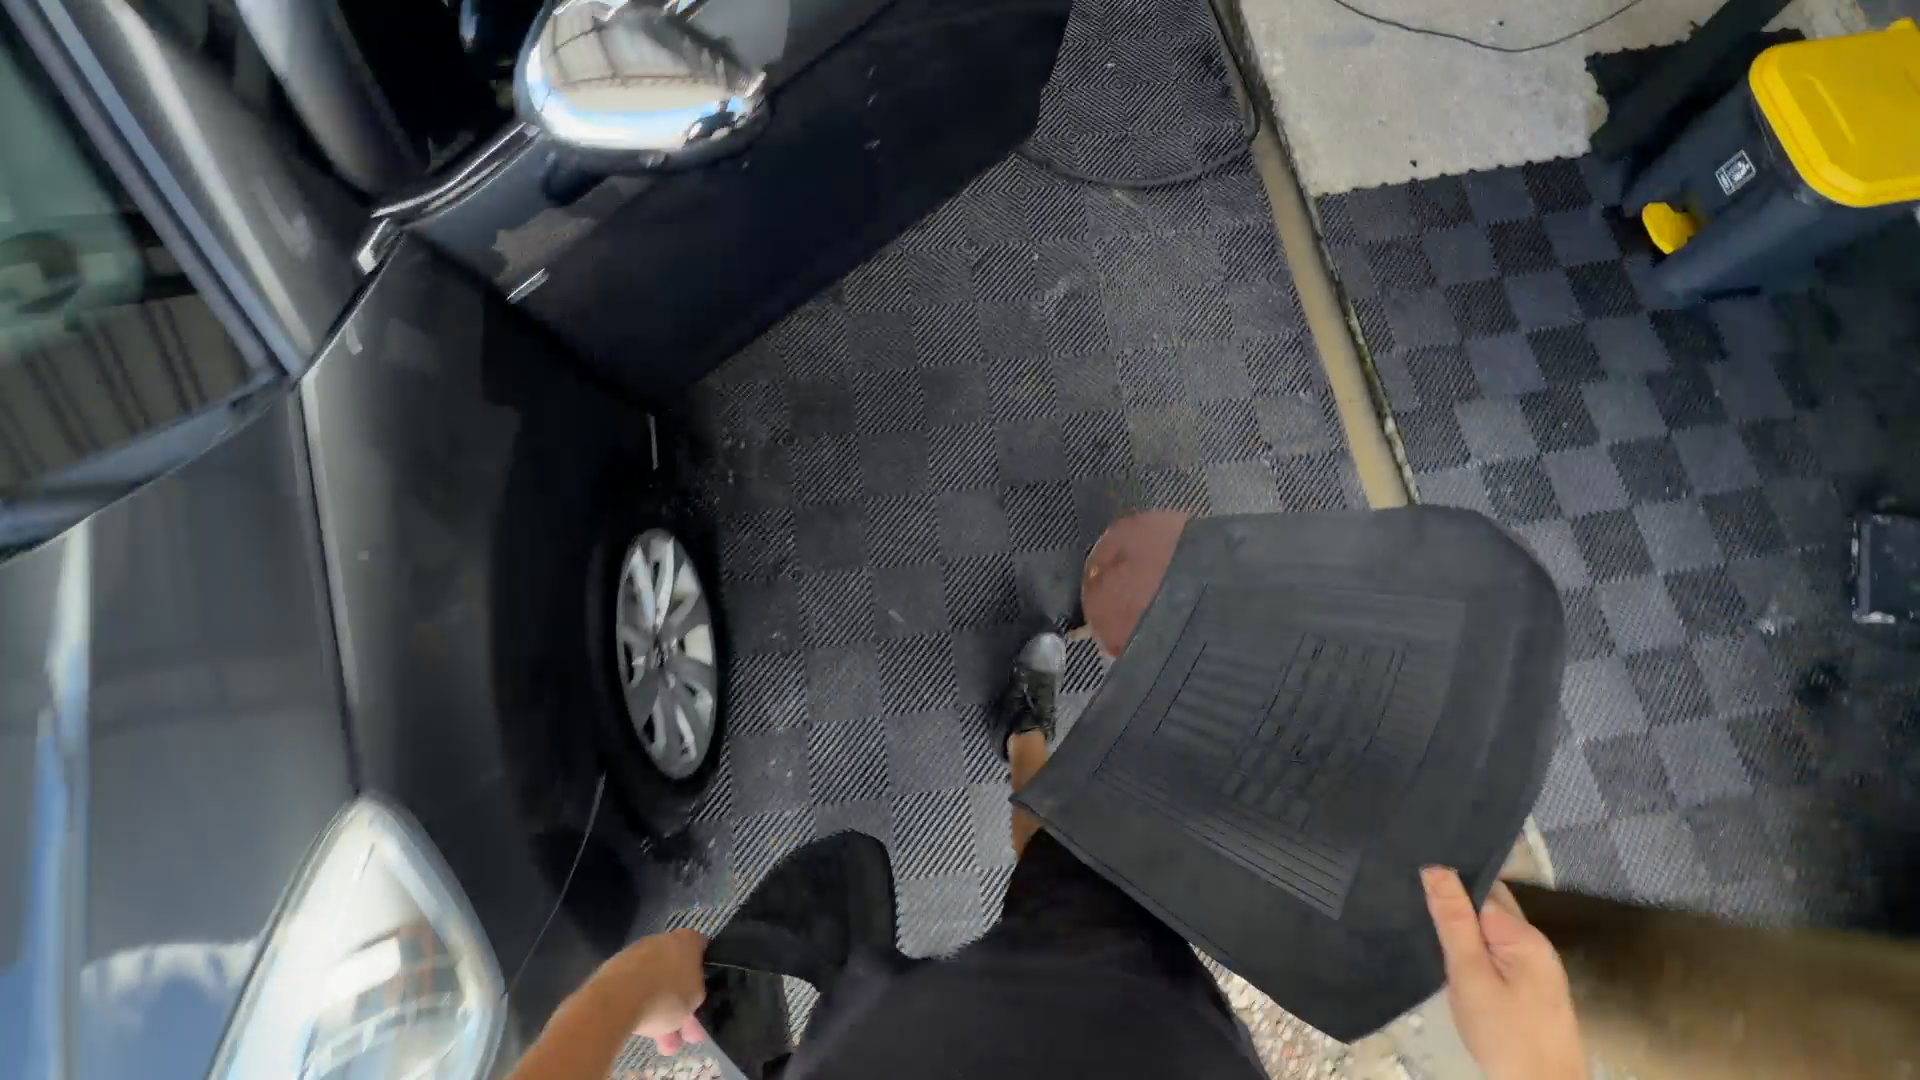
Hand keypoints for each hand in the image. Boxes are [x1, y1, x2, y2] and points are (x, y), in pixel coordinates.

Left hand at [602, 928, 708, 1055]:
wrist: (617, 999)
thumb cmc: (667, 994)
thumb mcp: (696, 1000)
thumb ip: (697, 993)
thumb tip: (692, 994)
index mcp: (688, 940)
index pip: (702, 952)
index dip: (703, 976)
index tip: (700, 999)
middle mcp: (664, 940)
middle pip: (676, 974)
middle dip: (679, 1006)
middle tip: (681, 1034)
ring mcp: (637, 954)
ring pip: (655, 986)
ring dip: (659, 1013)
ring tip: (661, 1044)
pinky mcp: (615, 970)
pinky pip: (634, 990)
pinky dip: (639, 1008)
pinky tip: (641, 1029)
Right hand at [1421, 866, 1585, 1079]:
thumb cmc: (1503, 1033)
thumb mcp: (1469, 974)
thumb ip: (1453, 919)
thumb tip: (1435, 865)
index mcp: (1523, 934)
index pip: (1481, 887)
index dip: (1447, 879)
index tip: (1410, 873)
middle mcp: (1534, 942)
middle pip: (1488, 903)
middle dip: (1453, 898)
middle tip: (1409, 894)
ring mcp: (1534, 965)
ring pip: (1489, 926)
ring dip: (1461, 922)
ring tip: (1420, 915)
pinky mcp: (1529, 985)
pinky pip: (1495, 947)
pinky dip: (1472, 942)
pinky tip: (1449, 949)